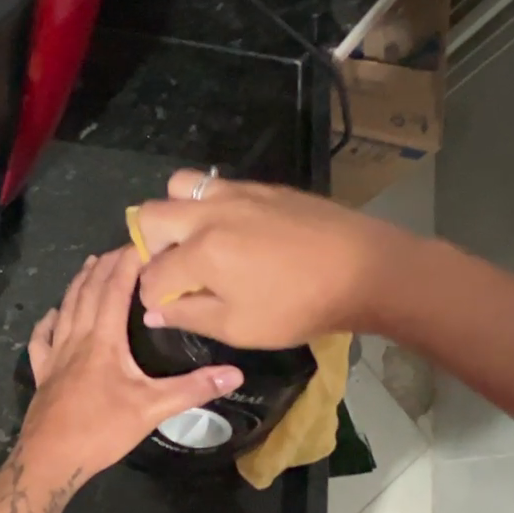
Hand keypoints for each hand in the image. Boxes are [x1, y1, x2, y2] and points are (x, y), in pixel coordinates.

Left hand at [20, 246, 243, 477]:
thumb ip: (193, 389)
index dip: (127, 263)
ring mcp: (54, 356)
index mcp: (103, 340)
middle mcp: (75, 338)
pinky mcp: (42, 374)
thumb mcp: (152, 409)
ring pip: (65, 308)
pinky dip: (48, 321)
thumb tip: (236, 374)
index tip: (142, 242)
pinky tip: (52, 316)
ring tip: (90, 265)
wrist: (51, 459)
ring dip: (78, 284)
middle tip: (120, 248)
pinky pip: (42, 339)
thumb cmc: (101, 431)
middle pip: (88, 291)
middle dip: (105, 266)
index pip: (114, 289)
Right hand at [131, 169, 416, 348]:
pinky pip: (215, 185)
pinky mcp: (262, 187)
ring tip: (194, 242)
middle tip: (172, 271)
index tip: (164, 308)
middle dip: (149, 247)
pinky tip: (230, 232)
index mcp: (201, 252)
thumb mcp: (239, 327)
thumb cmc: (299, 307)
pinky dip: (206, 206)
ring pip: (179, 187)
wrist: (364, 269)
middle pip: (151, 216)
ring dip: (174, 215)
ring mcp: (237, 194)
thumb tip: (153, 312)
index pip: (153, 272)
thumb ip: (189, 315)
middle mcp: (210, 215)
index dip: (151, 295)